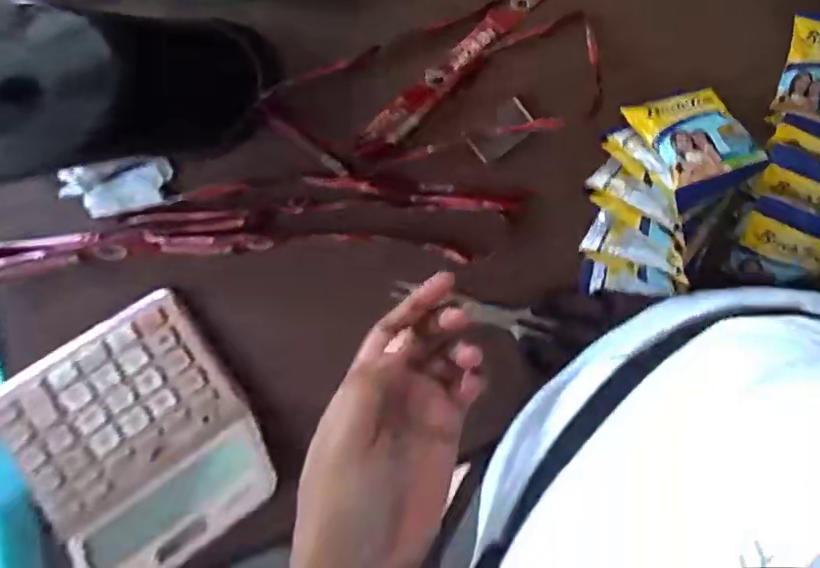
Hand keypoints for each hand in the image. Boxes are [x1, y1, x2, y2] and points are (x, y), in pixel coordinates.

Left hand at [292, 273, 485, 567]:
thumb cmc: (344, 497)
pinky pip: (464, 390)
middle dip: (443, 322)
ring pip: (448, 361)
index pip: (390, 332)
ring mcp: (422, 409)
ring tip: (471, 360)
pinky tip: (475, 385)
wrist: (364, 561)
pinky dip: (473, 380)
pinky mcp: (447, 429)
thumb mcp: (346, 439)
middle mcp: (395, 390)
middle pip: (423, 340)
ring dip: (462, 350)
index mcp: (364, 387)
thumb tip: (405, 337)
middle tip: (463, 318)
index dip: (415, 303)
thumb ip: (373, 383)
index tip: (447, 279)